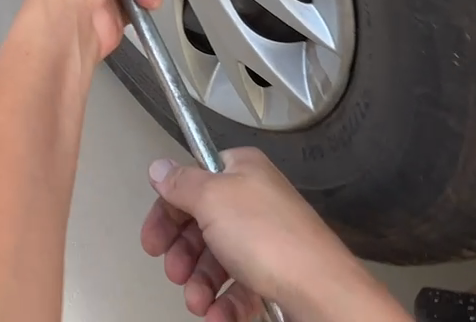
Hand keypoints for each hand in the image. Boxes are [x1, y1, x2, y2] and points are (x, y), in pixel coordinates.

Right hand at [142, 149, 408, 321]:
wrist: (324, 294)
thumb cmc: (266, 237)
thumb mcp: (211, 199)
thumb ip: (180, 183)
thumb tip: (159, 167)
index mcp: (241, 169)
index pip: (192, 182)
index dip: (167, 210)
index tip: (151, 241)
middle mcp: (254, 199)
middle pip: (202, 223)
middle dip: (183, 254)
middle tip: (174, 275)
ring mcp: (267, 239)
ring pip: (218, 259)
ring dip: (201, 284)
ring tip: (198, 303)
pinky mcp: (277, 275)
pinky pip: (240, 286)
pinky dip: (225, 303)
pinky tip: (218, 317)